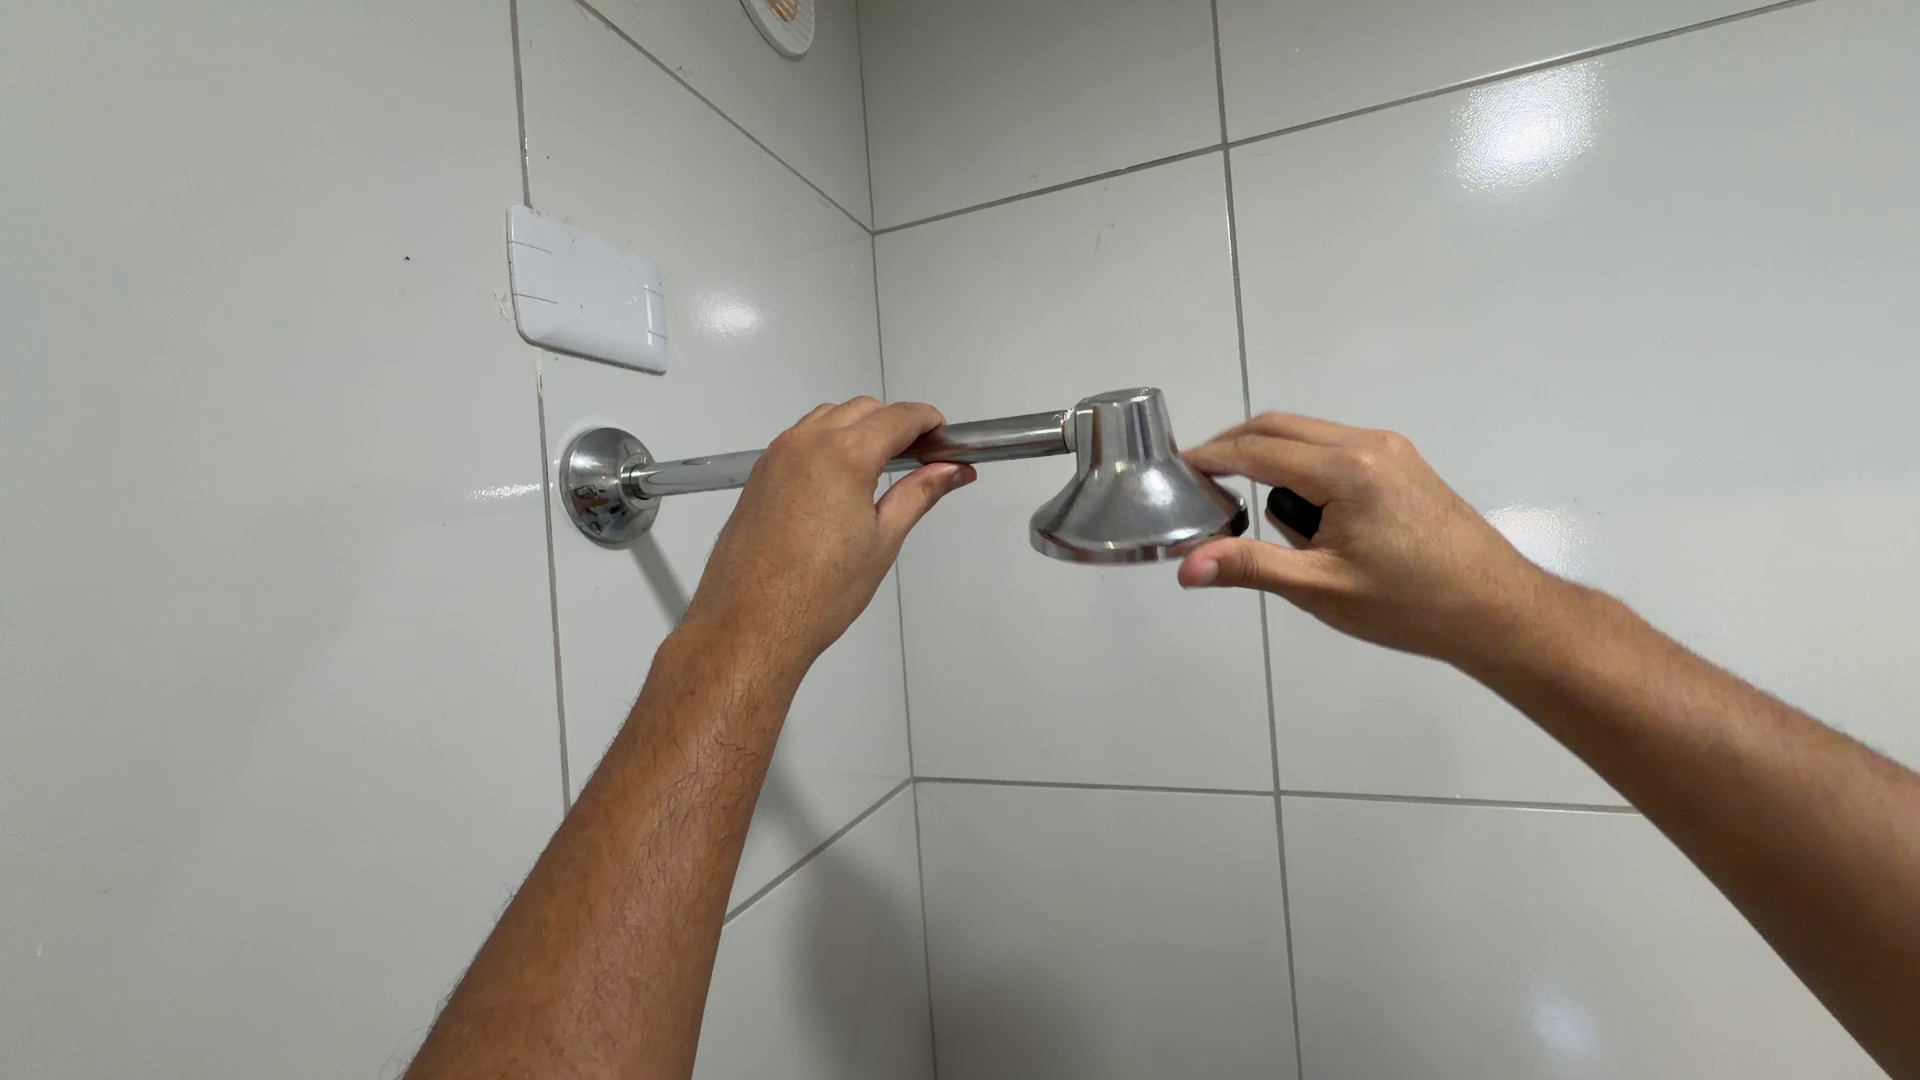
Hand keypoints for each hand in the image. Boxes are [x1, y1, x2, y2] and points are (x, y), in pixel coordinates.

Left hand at [681, 397, 975, 666]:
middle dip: (897, 424)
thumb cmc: (815, 593)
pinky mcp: (760, 475)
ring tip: (884, 468)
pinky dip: (829, 443)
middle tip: (923, 456)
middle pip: (863, 409)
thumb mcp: (884, 540)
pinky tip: (843, 480)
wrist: (752, 624)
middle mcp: (805, 444)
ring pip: (829, 418)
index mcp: (843, 455)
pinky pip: (801, 440)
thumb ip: (919, 493)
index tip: (944, 437)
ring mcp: (777, 457)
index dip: (928, 422)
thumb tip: (950, 472)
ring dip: (860, 428)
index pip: (898, 417)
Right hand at [1177, 413, 1552, 665]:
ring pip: (1306, 434)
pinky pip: (1332, 448)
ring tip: (1258, 516)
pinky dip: (1301, 466)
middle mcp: (1368, 444)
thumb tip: (1185, 567)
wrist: (1500, 613)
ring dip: (1270, 459)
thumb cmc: (1409, 605)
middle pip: (1278, 426)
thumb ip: (1249, 567)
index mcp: (1346, 470)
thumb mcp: (1320, 588)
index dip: (1210, 458)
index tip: (1175, 469)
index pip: (1256, 450)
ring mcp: (1390, 450)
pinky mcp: (1402, 464)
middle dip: (1233, 447)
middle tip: (1199, 479)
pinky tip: (1302, 511)